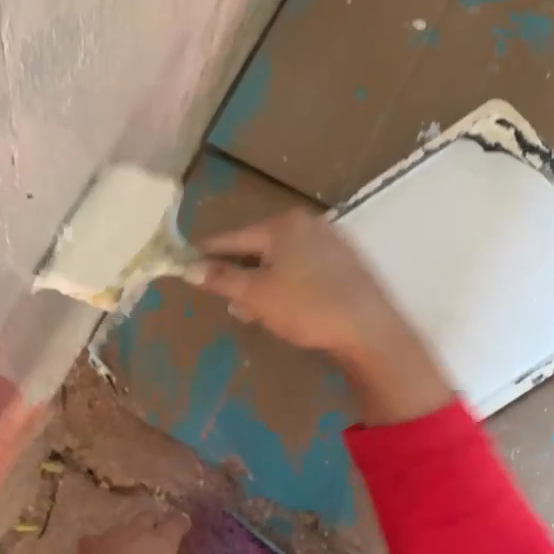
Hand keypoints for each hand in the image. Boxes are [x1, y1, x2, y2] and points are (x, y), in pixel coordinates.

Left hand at [49, 510, 204, 553]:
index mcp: (161, 542)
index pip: (176, 523)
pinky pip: (98, 541)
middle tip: (158, 536)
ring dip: (129, 536)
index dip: (181, 523)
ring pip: (123, 528)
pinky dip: (103, 548)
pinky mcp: (86, 546)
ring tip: (131, 551)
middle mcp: (136, 532)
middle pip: (148, 518)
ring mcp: (109, 536)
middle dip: (154, 524)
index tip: (185, 525)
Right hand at [189, 210, 454, 424]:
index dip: (205, 255)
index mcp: (281, 224)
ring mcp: (330, 241)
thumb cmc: (305, 307)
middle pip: (256, 247)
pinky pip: (302, 268)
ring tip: (253, 310)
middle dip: (237, 273)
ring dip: (260, 282)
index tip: (184, 266)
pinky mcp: (345, 263)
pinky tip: (285, 308)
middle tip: (224, 299)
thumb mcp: (254, 295)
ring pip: (280, 260)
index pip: (230, 238)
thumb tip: (188, 267)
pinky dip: (286, 284)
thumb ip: (220, 278)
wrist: (369, 329)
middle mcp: (306, 223)